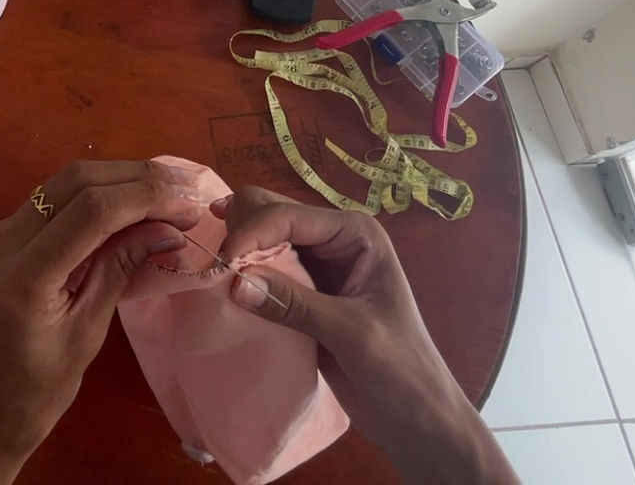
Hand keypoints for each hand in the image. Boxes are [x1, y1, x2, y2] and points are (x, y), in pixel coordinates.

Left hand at [0, 160, 206, 484]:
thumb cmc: (38, 390)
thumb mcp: (89, 333)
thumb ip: (122, 269)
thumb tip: (170, 228)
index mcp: (24, 276)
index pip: (91, 211)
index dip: (144, 197)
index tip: (188, 203)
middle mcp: (2, 241)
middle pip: (75, 181)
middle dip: (135, 177)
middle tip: (184, 186)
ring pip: (63, 182)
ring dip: (117, 178)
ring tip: (165, 188)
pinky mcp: (0, 233)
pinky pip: (52, 199)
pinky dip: (95, 194)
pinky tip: (128, 201)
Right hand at [216, 187, 520, 484]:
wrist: (419, 423)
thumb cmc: (401, 373)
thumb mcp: (351, 335)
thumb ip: (295, 305)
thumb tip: (234, 283)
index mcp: (354, 233)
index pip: (289, 216)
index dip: (252, 233)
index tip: (222, 264)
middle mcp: (333, 236)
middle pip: (271, 212)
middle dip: (241, 232)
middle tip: (215, 267)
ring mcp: (317, 260)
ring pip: (262, 235)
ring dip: (238, 248)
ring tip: (216, 273)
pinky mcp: (302, 287)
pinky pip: (263, 264)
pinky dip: (243, 269)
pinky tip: (226, 281)